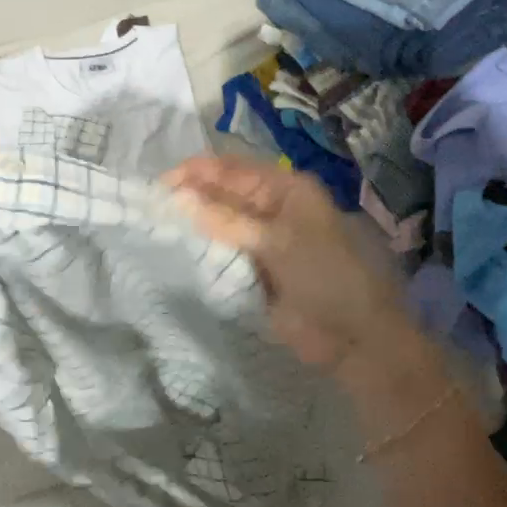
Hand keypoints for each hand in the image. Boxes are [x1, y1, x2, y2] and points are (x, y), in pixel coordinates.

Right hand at [166, 154, 407, 370]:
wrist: (354, 338)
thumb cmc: (325, 276)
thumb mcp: (277, 241)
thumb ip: (226, 220)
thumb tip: (178, 199)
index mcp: (287, 189)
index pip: (234, 169)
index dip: (198, 171)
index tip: (161, 182)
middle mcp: (273, 207)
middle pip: (224, 193)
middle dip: (191, 195)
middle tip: (151, 203)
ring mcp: (263, 239)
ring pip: (220, 223)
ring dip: (193, 222)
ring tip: (155, 222)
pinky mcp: (255, 270)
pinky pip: (222, 252)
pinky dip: (202, 250)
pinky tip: (176, 249)